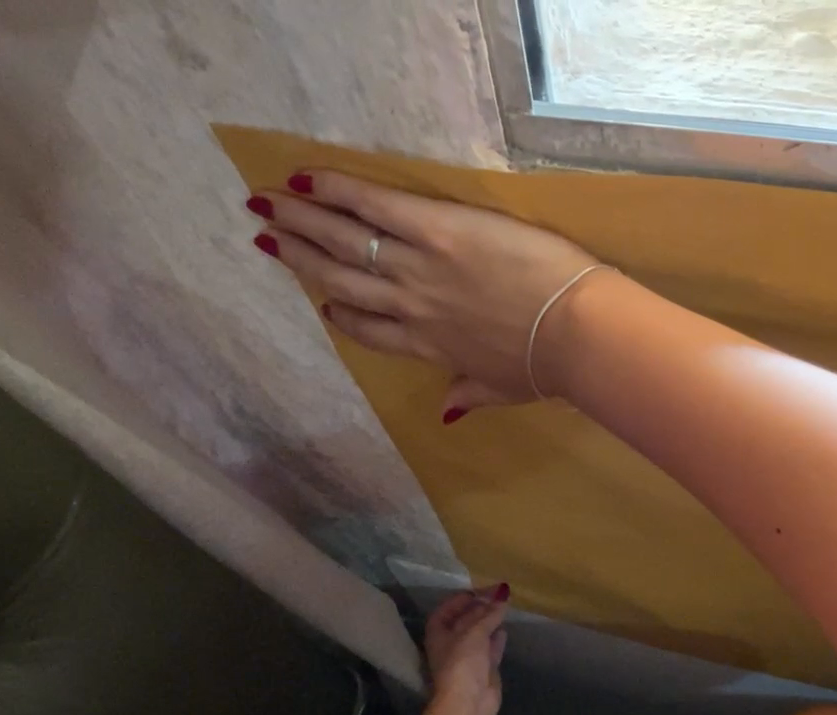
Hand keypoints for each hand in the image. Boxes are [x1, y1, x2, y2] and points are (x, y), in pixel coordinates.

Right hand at [247, 171, 600, 414]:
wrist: (571, 332)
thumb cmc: (545, 366)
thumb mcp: (503, 390)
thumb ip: (469, 395)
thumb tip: (447, 414)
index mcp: (429, 346)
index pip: (372, 331)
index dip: (343, 316)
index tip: (324, 306)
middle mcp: (410, 307)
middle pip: (342, 281)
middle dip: (299, 258)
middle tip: (265, 237)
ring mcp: (419, 267)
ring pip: (346, 243)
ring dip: (301, 221)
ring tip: (265, 203)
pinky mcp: (436, 229)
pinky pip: (377, 206)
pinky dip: (339, 190)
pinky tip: (308, 177)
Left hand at [421, 586, 509, 714]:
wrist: (468, 702)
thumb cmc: (462, 663)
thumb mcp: (473, 632)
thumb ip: (488, 613)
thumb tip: (502, 595)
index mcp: (439, 632)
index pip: (449, 607)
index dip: (465, 596)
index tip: (484, 589)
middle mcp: (451, 642)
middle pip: (466, 618)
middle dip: (481, 606)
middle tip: (500, 594)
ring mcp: (468, 656)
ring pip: (480, 632)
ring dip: (490, 620)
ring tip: (505, 606)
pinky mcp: (484, 667)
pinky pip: (491, 647)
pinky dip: (497, 637)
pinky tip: (505, 628)